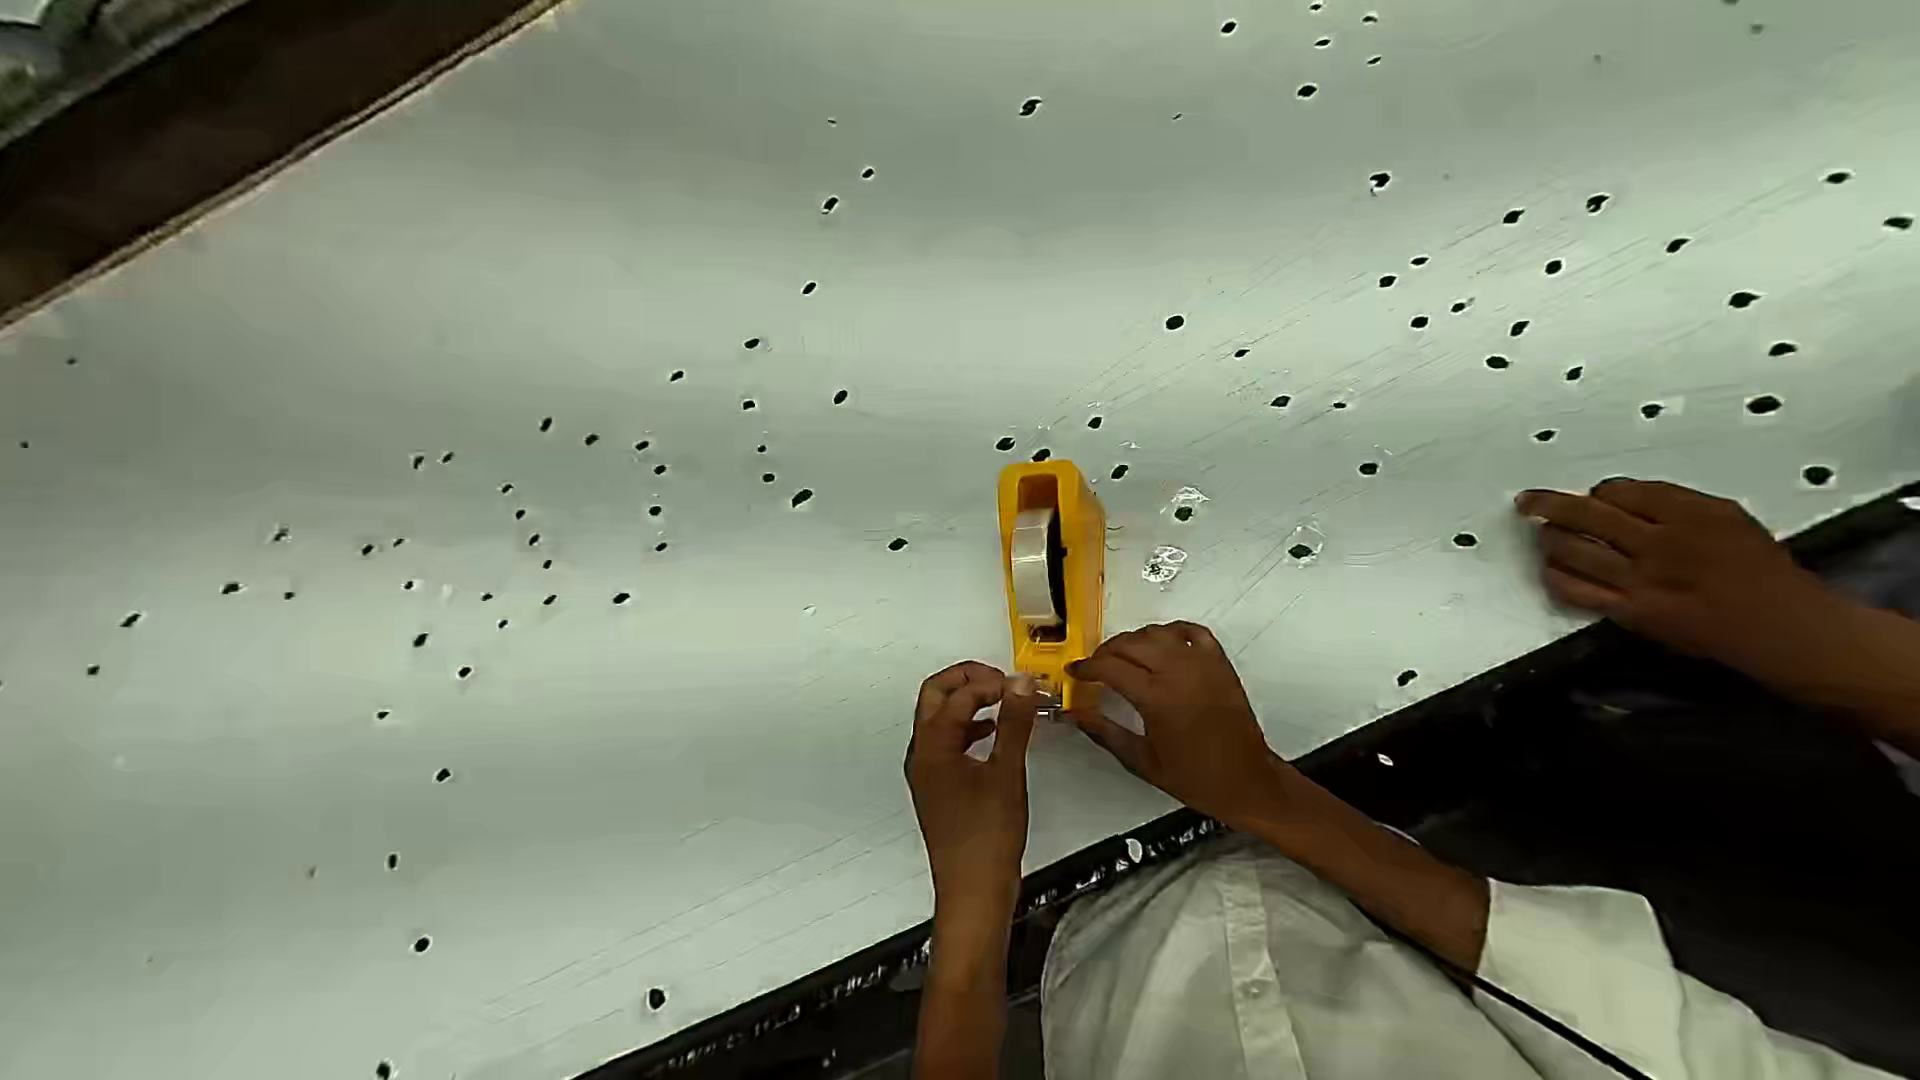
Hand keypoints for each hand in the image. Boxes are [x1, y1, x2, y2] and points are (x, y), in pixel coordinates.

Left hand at [906, 662, 1038, 913]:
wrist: (973, 891)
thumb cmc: (985, 839)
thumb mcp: (1007, 772)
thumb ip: (1014, 722)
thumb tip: (1020, 685)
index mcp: (933, 745)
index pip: (958, 695)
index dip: (990, 683)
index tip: (1020, 686)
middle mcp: (922, 753)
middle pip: (935, 695)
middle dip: (967, 679)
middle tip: (1001, 679)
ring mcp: (927, 770)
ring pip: (939, 717)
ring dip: (967, 701)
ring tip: (1002, 701)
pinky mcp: (938, 785)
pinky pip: (948, 740)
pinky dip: (969, 726)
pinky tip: (994, 733)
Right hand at [1066, 622, 1290, 827]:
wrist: (1248, 782)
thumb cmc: (1195, 777)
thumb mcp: (1142, 761)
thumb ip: (1105, 733)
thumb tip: (1075, 715)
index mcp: (1156, 698)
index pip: (1110, 667)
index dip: (1086, 667)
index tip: (1075, 671)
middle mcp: (1178, 673)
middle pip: (1130, 643)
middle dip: (1106, 651)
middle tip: (1096, 667)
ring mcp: (1202, 664)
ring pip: (1157, 633)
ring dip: (1135, 639)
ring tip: (1124, 656)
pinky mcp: (1219, 663)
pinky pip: (1191, 631)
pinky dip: (1172, 631)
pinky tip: (1161, 643)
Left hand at [1515, 478, 1851, 676]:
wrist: (1784, 628)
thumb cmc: (1757, 570)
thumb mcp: (1726, 520)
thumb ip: (1670, 503)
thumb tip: (1612, 494)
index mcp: (1694, 516)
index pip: (1621, 491)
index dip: (1597, 492)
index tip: (1590, 496)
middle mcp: (1663, 544)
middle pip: (1585, 514)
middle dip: (1546, 504)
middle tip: (1526, 501)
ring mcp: (1641, 579)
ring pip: (1571, 549)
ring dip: (1550, 539)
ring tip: (1545, 534)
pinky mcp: (1628, 610)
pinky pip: (1573, 589)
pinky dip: (1555, 575)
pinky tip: (1553, 568)